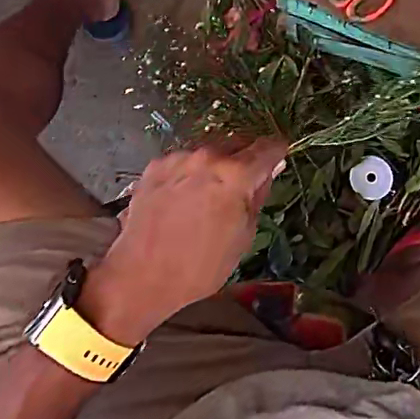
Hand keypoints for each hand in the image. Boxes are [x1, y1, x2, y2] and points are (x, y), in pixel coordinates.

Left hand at [81, 138, 286, 344]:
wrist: (141, 276)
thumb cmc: (201, 266)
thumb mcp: (244, 236)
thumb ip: (257, 196)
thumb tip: (267, 173)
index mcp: (236, 174)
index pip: (268, 147)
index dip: (277, 151)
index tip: (279, 157)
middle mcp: (207, 156)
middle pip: (237, 142)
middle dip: (245, 157)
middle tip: (243, 182)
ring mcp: (178, 158)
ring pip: (208, 150)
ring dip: (216, 163)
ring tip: (208, 193)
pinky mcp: (155, 165)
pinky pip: (183, 160)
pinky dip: (190, 171)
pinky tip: (183, 197)